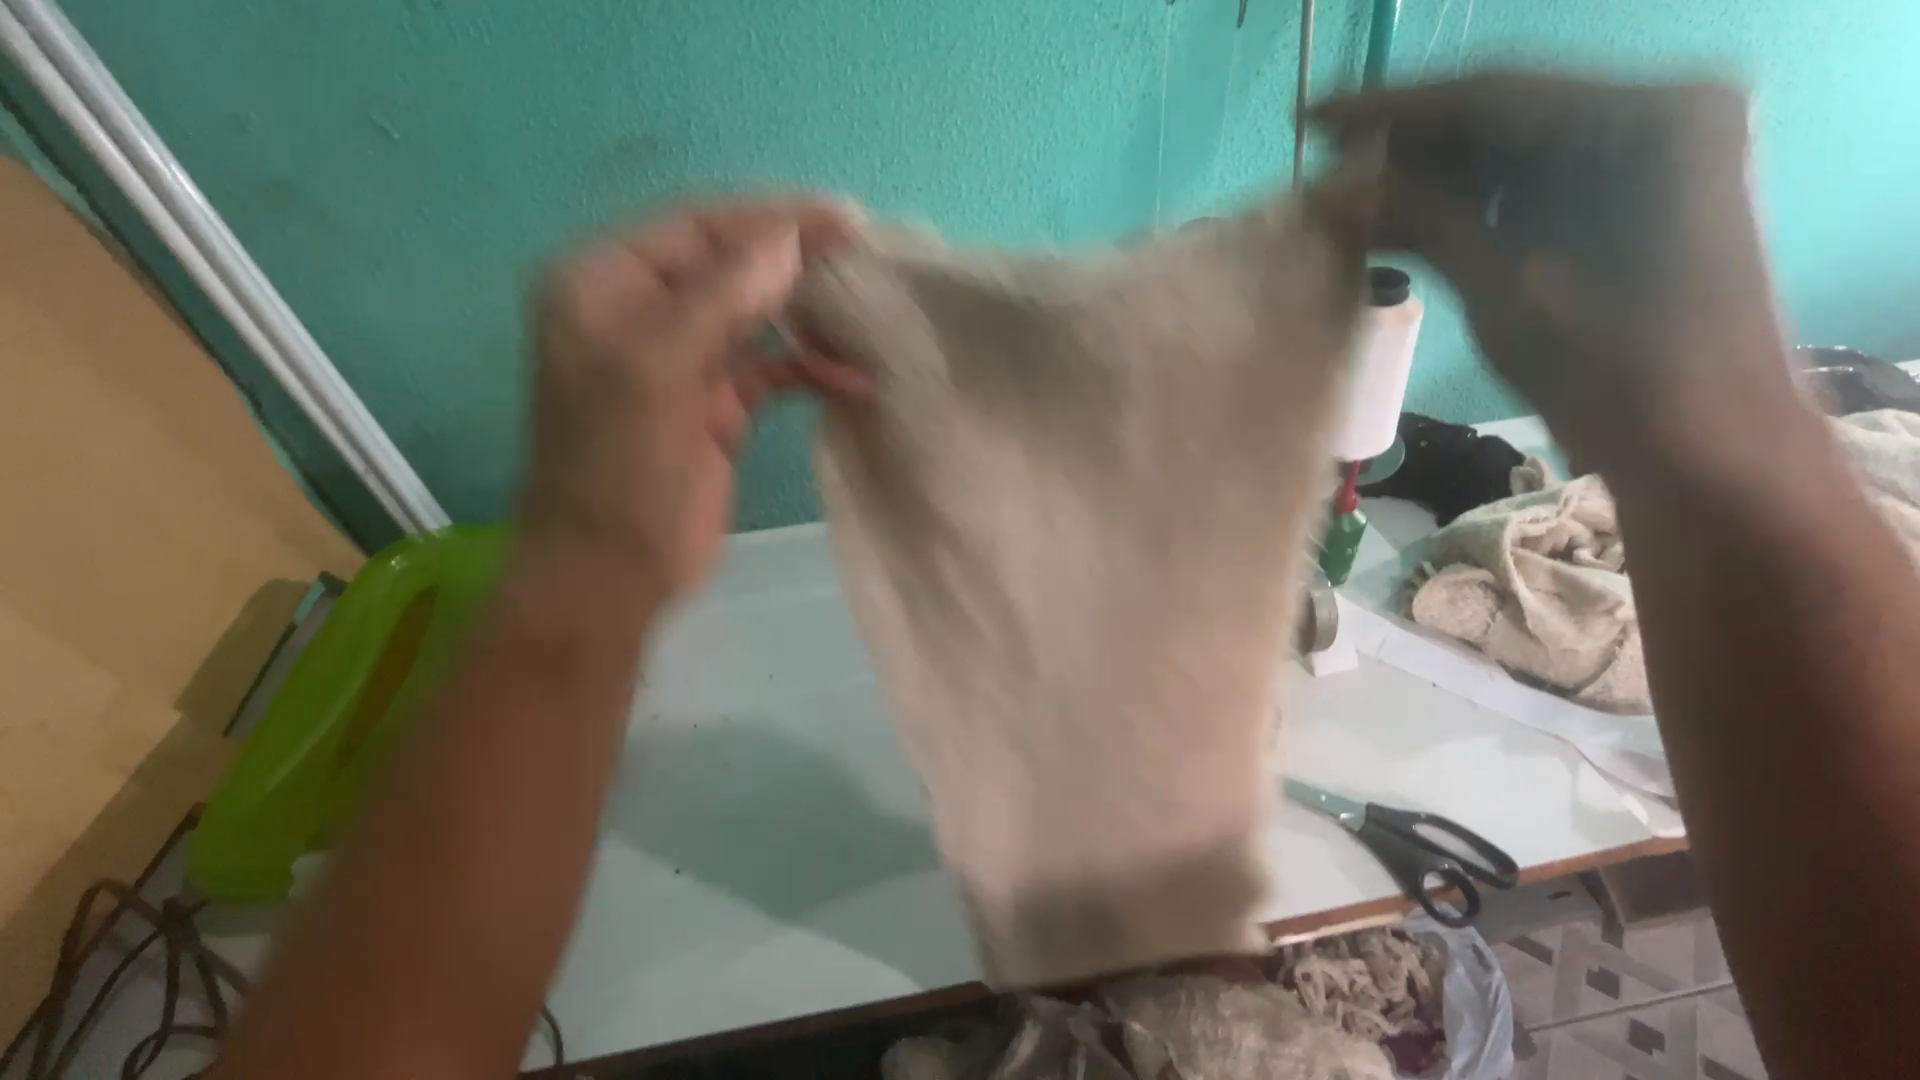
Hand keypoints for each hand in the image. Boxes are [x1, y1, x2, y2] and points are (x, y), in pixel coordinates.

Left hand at [519, 197, 871, 602]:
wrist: (611, 573)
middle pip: (731, 266)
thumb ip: (721, 297)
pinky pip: (772, 371)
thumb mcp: (658, 370)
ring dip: (810, 317)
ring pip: (757, 317)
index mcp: (605, 283)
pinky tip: (853, 380)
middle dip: (796, 262)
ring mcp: (683, 362)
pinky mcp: (718, 407)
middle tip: (867, 258)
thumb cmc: (617, 468)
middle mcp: (643, 312)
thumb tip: (788, 240)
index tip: (842, 219)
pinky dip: (811, 371)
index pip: (697, 228)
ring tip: (868, 314)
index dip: (769, 218)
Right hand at [1311, 73, 1805, 471]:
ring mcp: (1643, 162)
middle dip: (1405, 148)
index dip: (1392, 109)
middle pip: (1502, 119)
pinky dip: (1457, 209)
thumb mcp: (1508, 292)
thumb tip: (1333, 191)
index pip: (1497, 94)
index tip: (1313, 119)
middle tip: (1323, 166)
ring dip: (1424, 180)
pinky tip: (1394, 224)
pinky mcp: (1621, 206)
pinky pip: (1521, 190)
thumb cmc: (1615, 374)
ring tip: (1345, 201)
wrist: (1701, 449)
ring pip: (1505, 155)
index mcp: (1654, 118)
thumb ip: (1425, 223)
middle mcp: (1656, 118)